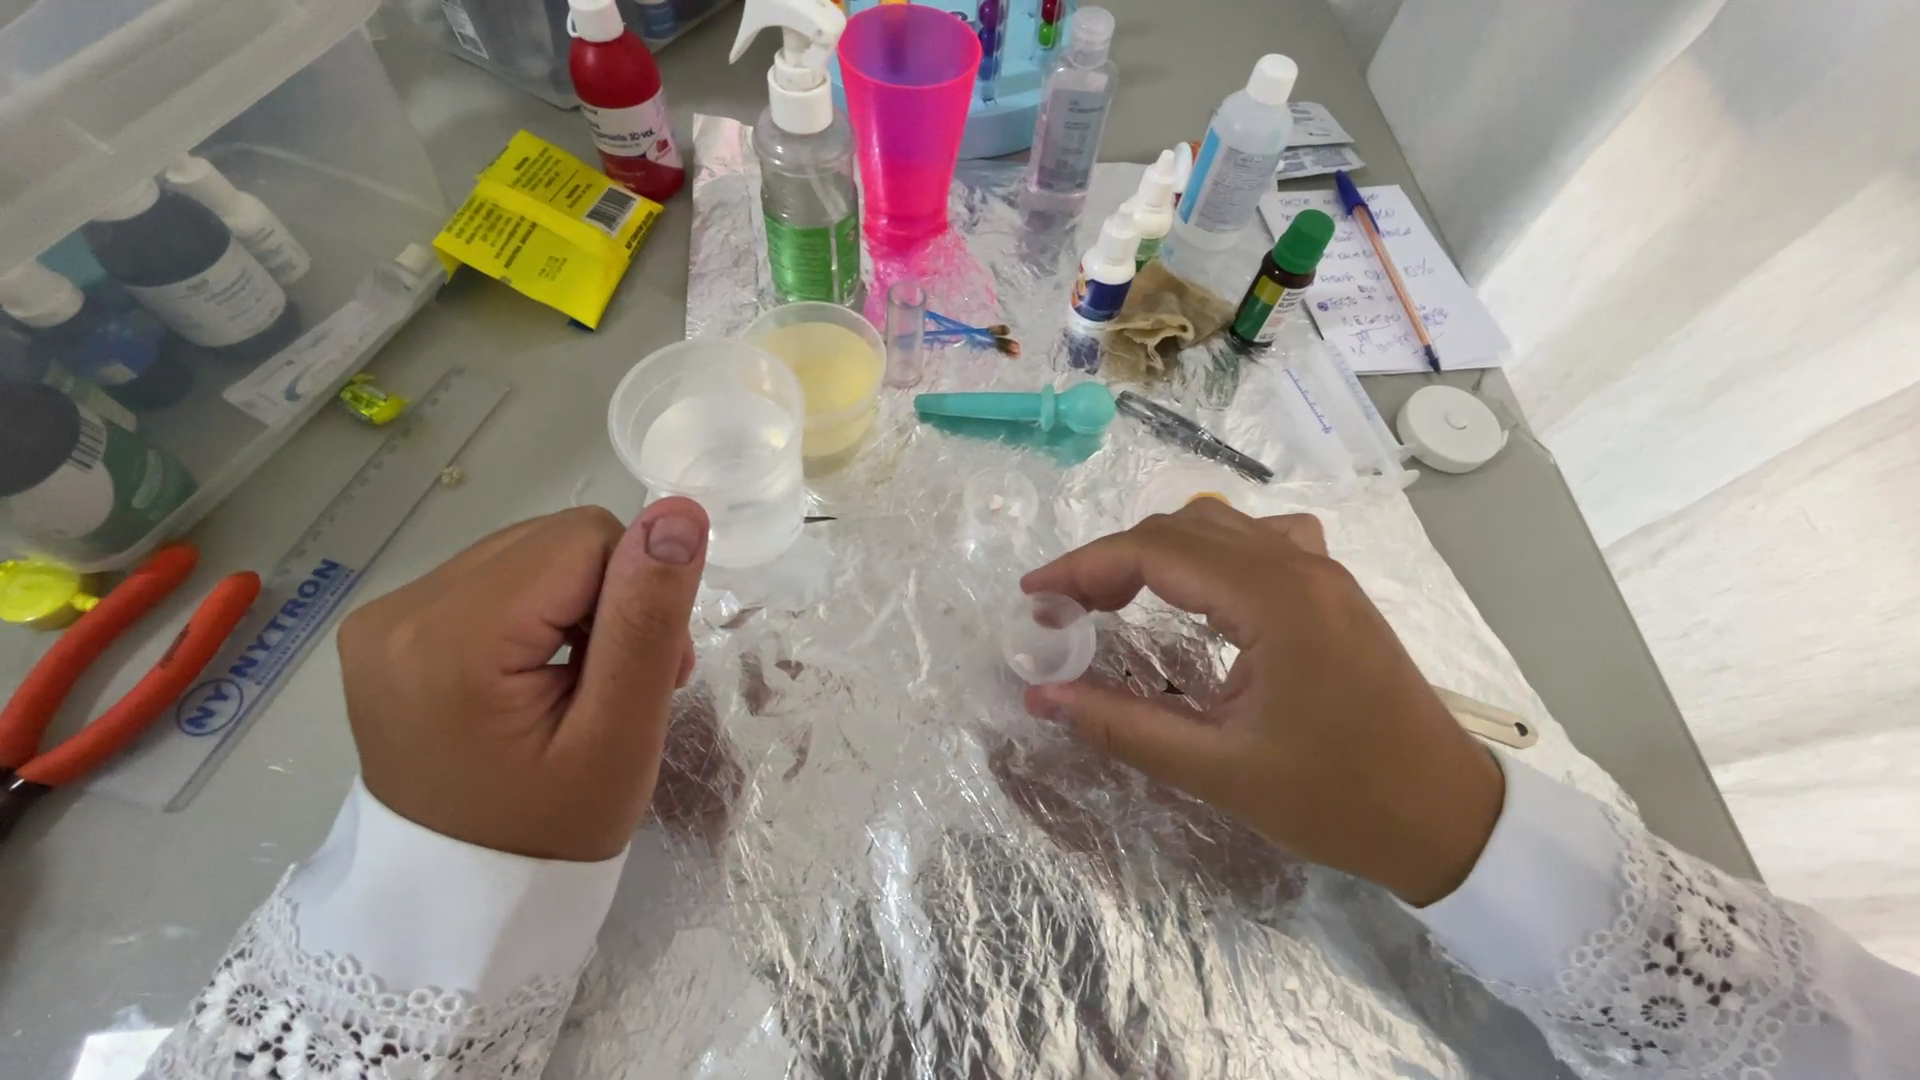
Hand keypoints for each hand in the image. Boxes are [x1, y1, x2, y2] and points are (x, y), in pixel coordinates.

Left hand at [337, 500, 708, 861]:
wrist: (465, 896)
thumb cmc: (554, 829)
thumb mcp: (621, 732)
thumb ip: (648, 617)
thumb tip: (679, 511)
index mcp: (449, 637)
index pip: (586, 539)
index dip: (639, 592)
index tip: (655, 672)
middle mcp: (400, 608)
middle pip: (556, 541)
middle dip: (613, 598)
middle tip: (626, 684)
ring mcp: (386, 616)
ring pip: (534, 553)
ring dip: (582, 604)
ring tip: (589, 683)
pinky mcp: (392, 627)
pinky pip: (501, 577)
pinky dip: (544, 613)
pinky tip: (547, 673)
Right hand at [1021, 500, 1504, 906]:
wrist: (1451, 818)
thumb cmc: (1338, 800)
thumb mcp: (1218, 770)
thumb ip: (1121, 726)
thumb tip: (1041, 696)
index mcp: (1275, 600)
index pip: (1155, 551)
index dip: (1082, 566)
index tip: (1033, 595)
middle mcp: (1300, 566)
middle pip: (1181, 528)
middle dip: (1110, 560)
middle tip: (1064, 610)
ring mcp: (1323, 572)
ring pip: (1218, 526)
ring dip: (1156, 552)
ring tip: (1114, 599)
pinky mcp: (1333, 590)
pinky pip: (1258, 540)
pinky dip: (1207, 552)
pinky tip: (1198, 589)